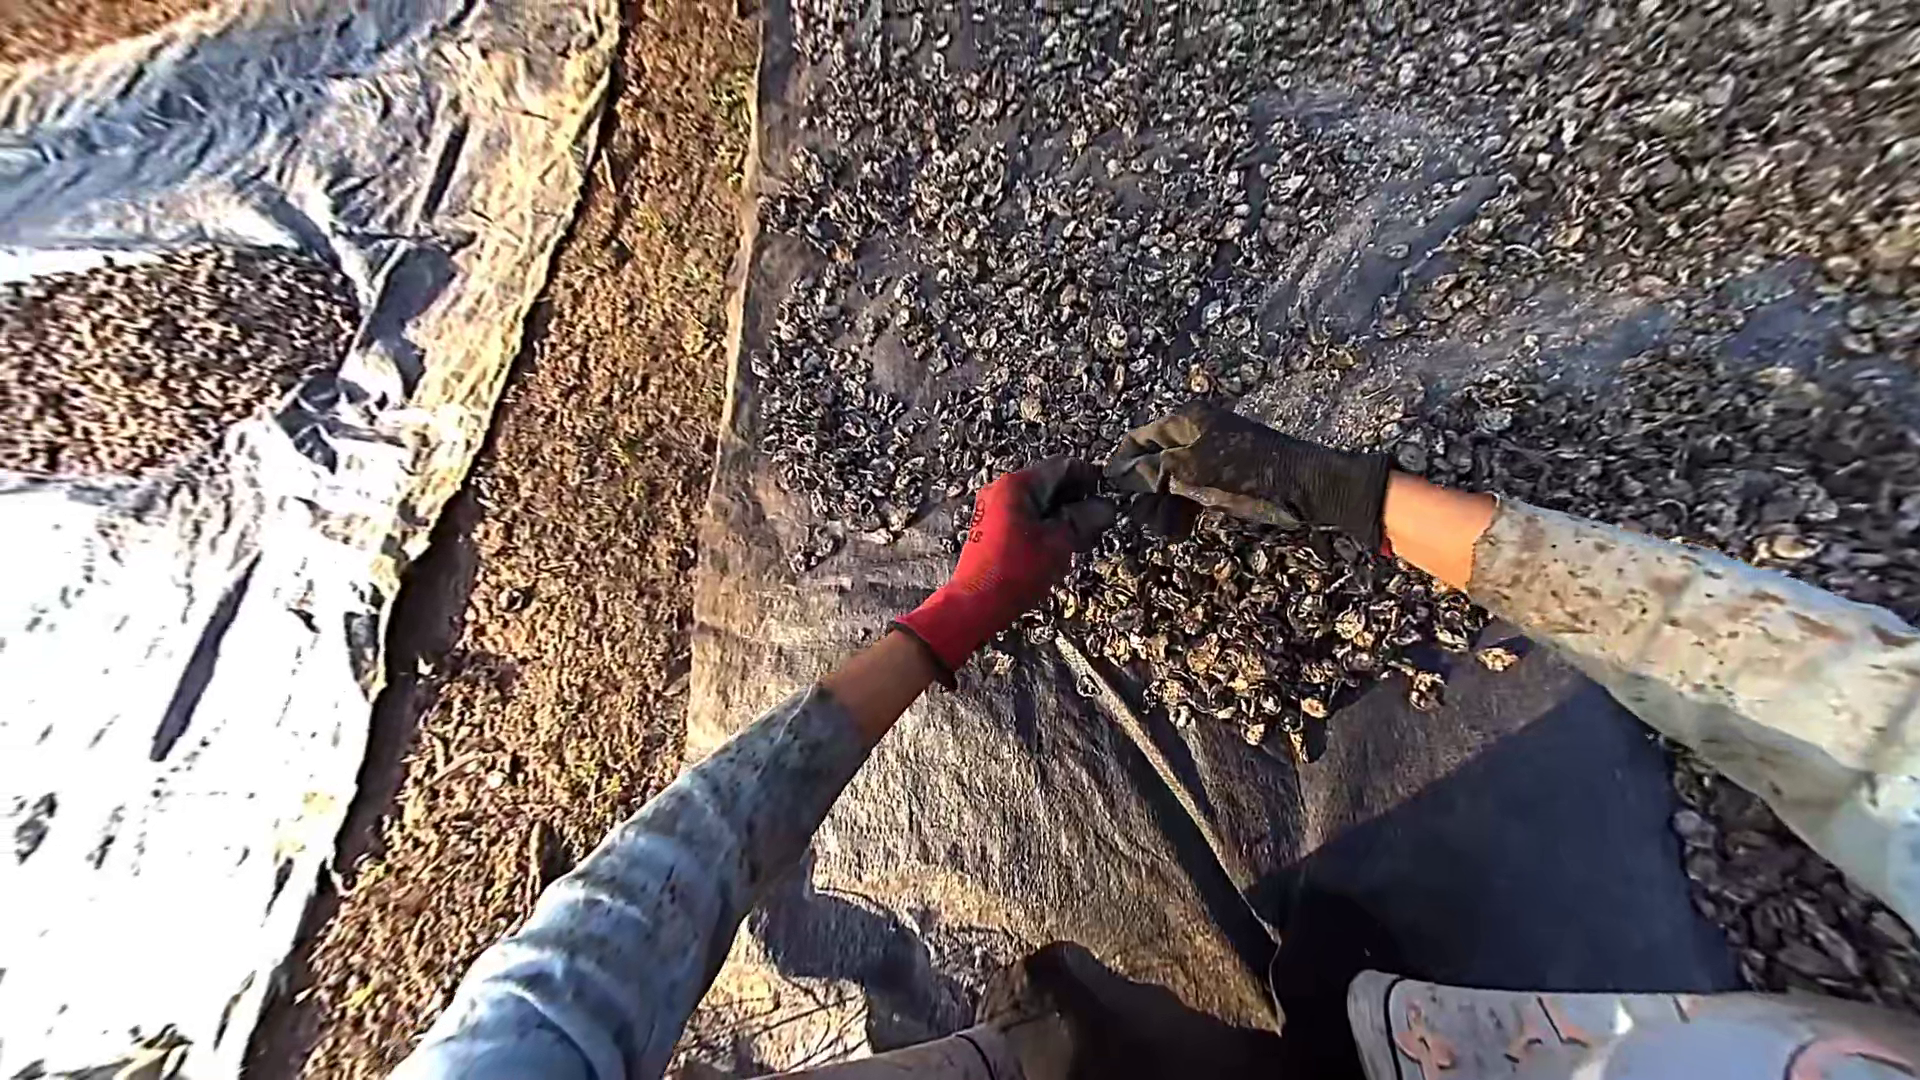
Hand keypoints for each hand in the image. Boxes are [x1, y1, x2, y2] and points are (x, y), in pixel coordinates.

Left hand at [894, 458, 1115, 681]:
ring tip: (1083, 535)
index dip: (1090, 478)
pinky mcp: (988, 527)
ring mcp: (991, 507)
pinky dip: (1043, 524)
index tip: (1110, 490)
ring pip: (1036, 501)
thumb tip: (1106, 507)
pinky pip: (1023, 515)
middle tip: (1100, 518)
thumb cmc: (1015, 572)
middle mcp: (1000, 489)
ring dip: (1061, 514)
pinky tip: (1058, 544)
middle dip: (1076, 498)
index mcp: (1017, 484)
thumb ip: (1085, 519)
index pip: (1063, 466)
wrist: (975, 603)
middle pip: (1048, 483)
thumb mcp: (1060, 543)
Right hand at [1104, 402, 1391, 550]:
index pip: (1137, 440)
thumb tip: (1115, 475)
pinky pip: (1188, 494)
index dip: (1121, 465)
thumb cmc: (1246, 474)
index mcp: (1185, 422)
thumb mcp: (1189, 471)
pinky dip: (1180, 512)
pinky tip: (1179, 530)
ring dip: (1160, 508)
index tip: (1110, 493)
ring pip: (1168, 484)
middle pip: (1150, 464)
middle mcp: (1193, 435)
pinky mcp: (1220, 479)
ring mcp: (1207, 458)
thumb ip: (1148, 472)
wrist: (1306, 489)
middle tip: (1140, 518)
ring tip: (1164, 530)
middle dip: (1143, 493)